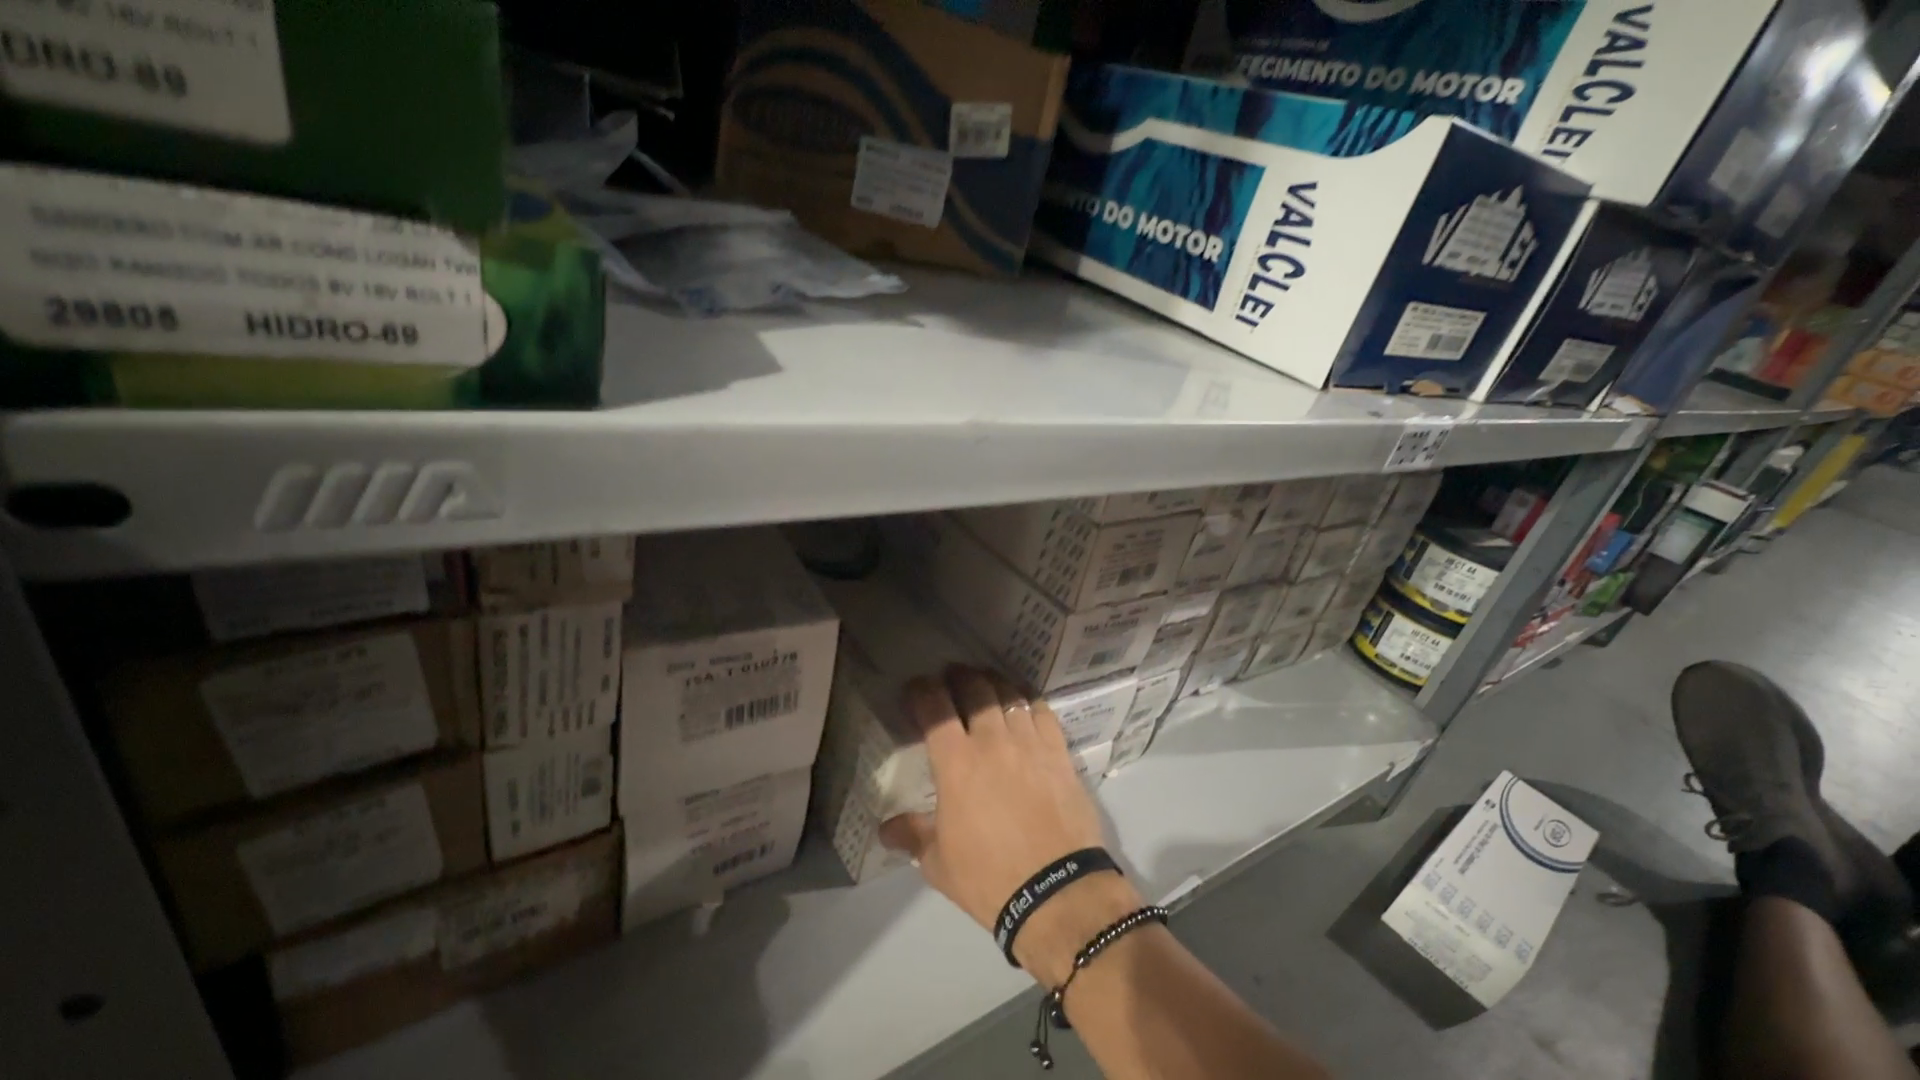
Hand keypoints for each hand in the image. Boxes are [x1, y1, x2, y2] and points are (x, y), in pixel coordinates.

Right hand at [880, 666, 1140, 983]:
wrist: (1056, 891)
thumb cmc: (988, 878)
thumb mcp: (938, 863)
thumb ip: (913, 835)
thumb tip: (887, 829)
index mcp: (956, 763)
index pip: (934, 709)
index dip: (922, 691)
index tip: (916, 688)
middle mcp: (993, 742)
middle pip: (975, 690)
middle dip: (960, 677)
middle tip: (952, 677)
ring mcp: (1031, 745)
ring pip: (1010, 697)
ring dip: (994, 686)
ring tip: (987, 686)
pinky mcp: (1061, 755)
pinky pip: (1044, 714)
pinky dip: (1030, 703)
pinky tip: (1025, 706)